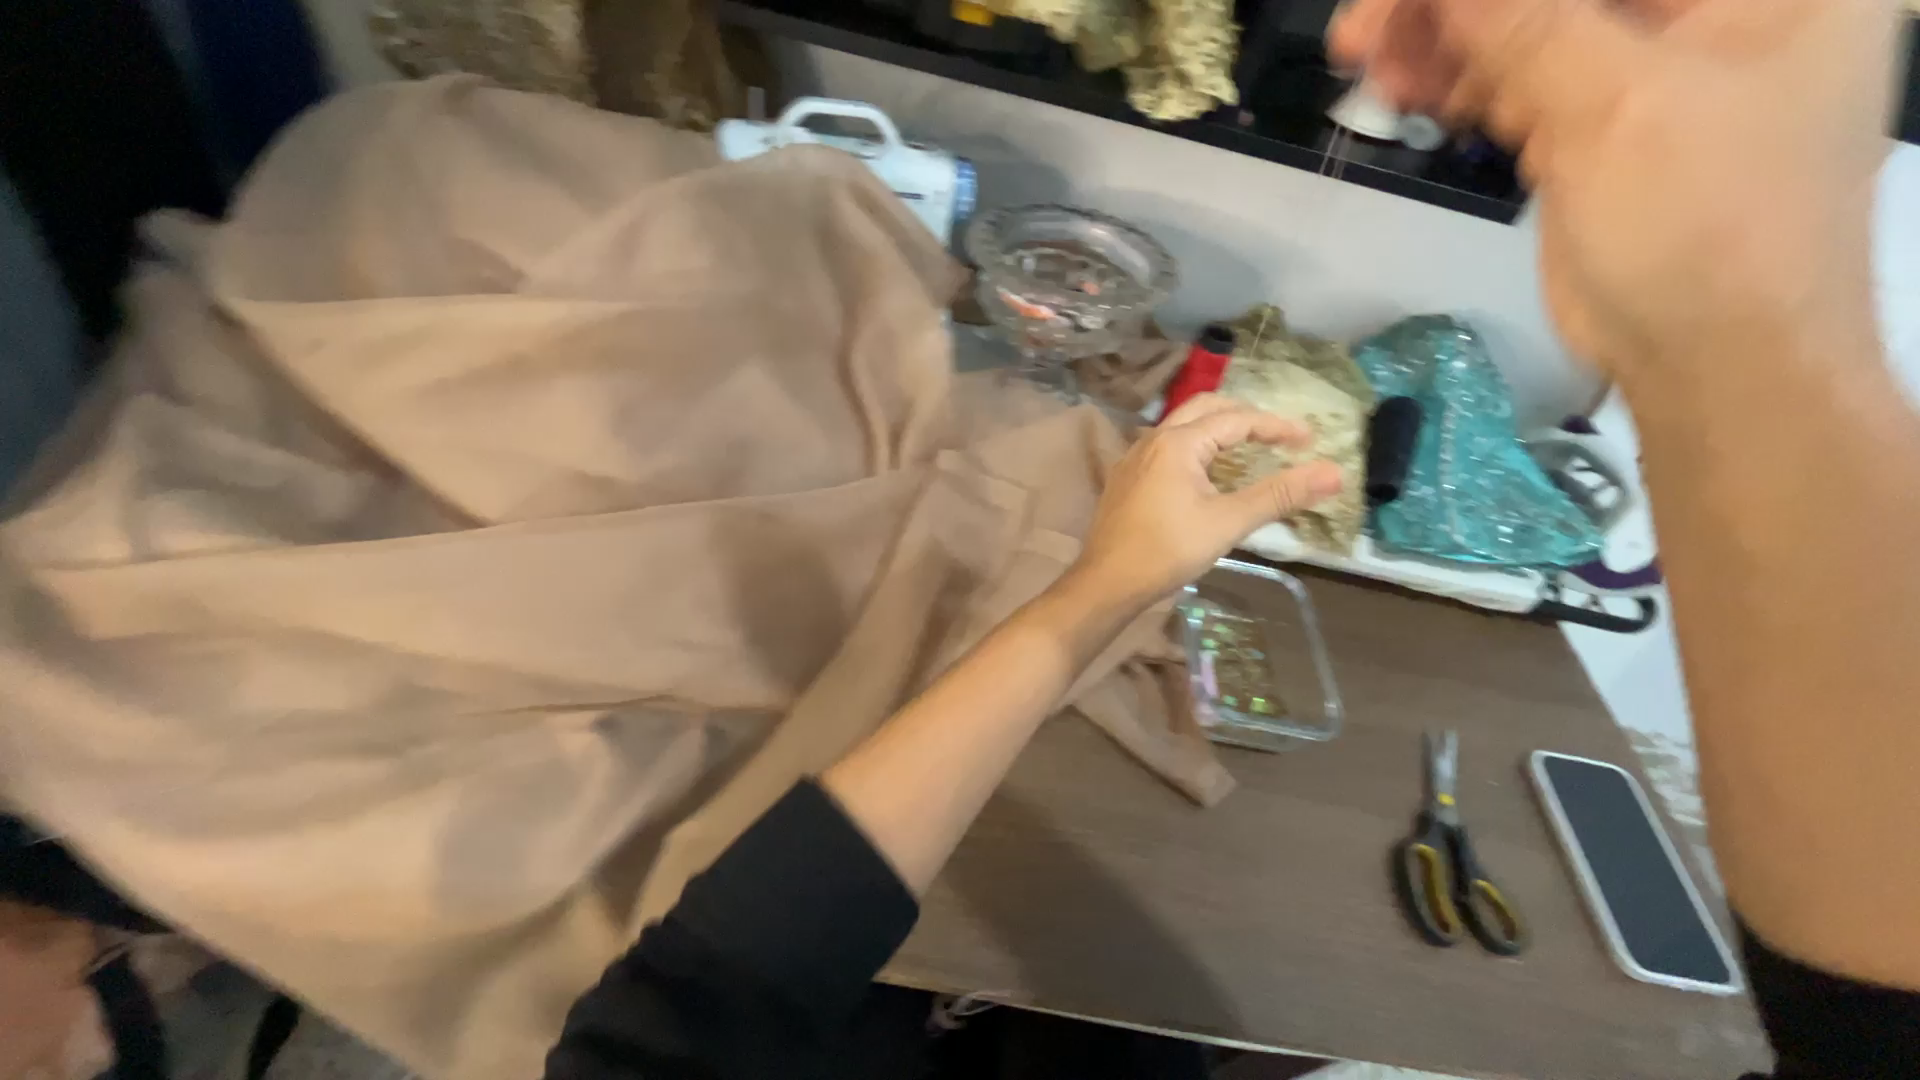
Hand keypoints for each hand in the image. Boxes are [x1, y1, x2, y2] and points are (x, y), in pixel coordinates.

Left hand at [1067, 394, 1344, 607]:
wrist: (1107, 582)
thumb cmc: (1167, 550)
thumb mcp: (1228, 522)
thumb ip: (1279, 494)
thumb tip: (1333, 473)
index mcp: (1177, 443)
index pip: (1236, 419)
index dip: (1276, 426)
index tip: (1308, 439)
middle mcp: (1152, 440)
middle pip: (1205, 409)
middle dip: (1244, 415)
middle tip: (1277, 434)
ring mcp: (1134, 458)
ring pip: (1182, 427)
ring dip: (1217, 430)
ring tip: (1248, 449)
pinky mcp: (1126, 479)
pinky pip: (1166, 448)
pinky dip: (1195, 448)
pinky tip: (1207, 474)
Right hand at [1328, 0, 1895, 381]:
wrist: (1704, 354)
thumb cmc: (1706, 224)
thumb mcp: (1620, 107)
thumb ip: (1530, 26)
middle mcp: (1709, 12)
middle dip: (1455, 8)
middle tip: (1365, 28)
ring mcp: (1643, 76)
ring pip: (1526, 36)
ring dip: (1443, 48)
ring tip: (1365, 59)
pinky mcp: (1588, 135)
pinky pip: (1515, 90)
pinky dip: (1458, 91)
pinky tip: (1404, 91)